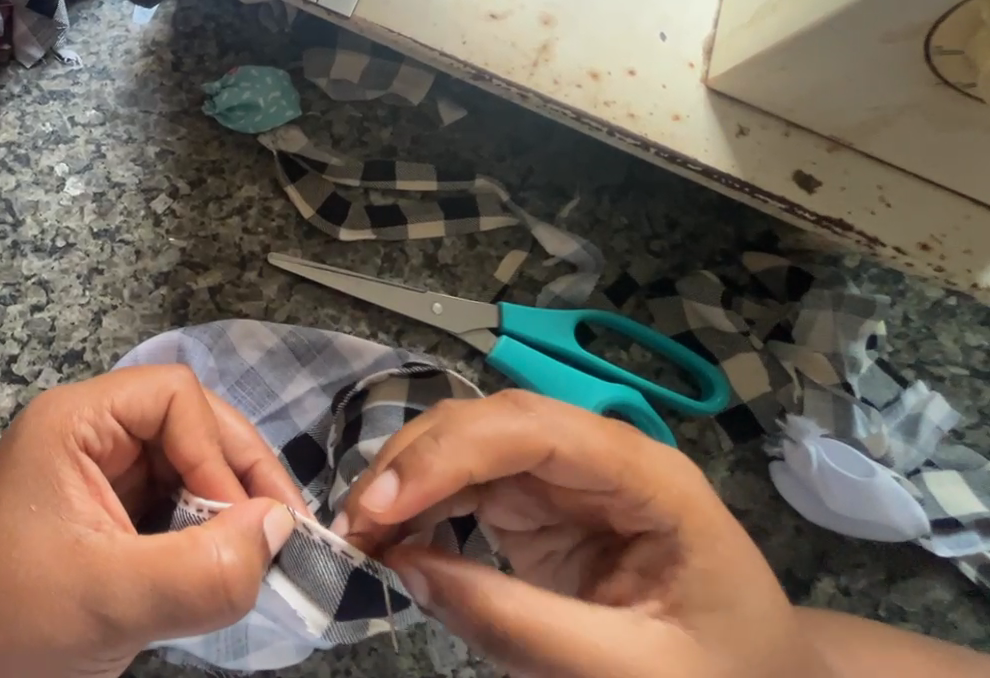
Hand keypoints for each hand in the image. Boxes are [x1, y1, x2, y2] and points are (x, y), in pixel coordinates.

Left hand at [0, 366, 305, 677]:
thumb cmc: (14, 624)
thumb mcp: (110, 601)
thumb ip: (200, 571)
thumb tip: (280, 529)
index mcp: (73, 422)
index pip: (171, 395)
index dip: (217, 451)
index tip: (243, 524)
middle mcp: (88, 429)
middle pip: (187, 417)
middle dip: (237, 471)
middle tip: (285, 533)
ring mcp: (98, 465)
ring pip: (188, 455)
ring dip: (229, 499)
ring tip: (266, 550)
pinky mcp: (110, 504)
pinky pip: (175, 493)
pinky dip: (209, 523)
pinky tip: (228, 559)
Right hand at [339, 391, 817, 677]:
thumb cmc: (727, 677)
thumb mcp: (636, 674)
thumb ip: (522, 627)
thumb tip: (405, 571)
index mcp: (644, 477)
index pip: (528, 430)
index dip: (446, 454)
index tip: (383, 505)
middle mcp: (590, 454)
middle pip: (479, 426)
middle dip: (408, 467)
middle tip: (352, 526)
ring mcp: (554, 472)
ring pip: (454, 447)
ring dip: (399, 484)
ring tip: (356, 535)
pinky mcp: (526, 498)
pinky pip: (454, 485)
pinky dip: (412, 507)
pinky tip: (387, 537)